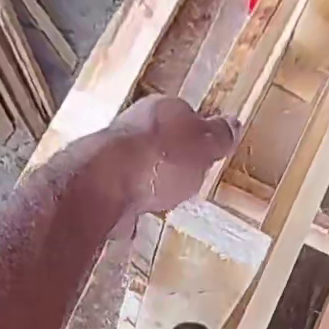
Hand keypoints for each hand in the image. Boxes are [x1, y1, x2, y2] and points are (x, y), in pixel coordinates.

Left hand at [96, 96, 239, 216]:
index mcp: (162, 110)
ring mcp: (109, 157)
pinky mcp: (95, 188)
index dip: (196, 137)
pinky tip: (134, 218)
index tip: (203, 157)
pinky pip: (117, 195)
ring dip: (143, 182)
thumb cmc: (160, 160)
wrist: (105, 186)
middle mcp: (132, 127)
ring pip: (133, 166)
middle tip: (181, 181)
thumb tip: (233, 125)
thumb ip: (217, 139)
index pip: (185, 116)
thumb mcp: (202, 148)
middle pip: (155, 141)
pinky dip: (125, 205)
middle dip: (167, 160)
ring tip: (158, 202)